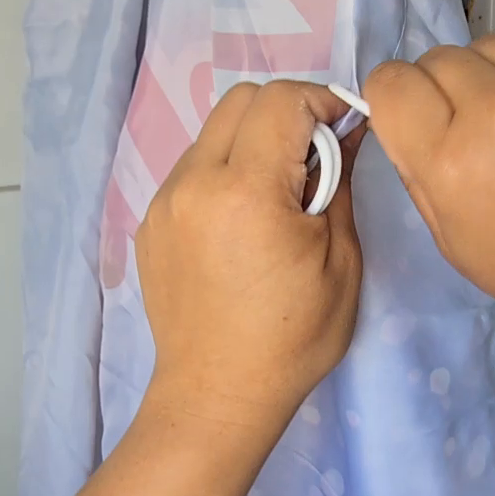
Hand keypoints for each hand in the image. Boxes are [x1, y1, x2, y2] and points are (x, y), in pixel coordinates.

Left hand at [136, 80, 365, 430]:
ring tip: (274, 195)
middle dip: (285, 112)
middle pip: (240, 101)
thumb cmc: (292, 339)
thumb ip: (340, 186)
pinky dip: (221, 174)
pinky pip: (191, 172)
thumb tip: (345, 136)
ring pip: (211, 134)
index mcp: (247, 190)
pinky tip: (239, 223)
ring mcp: (163, 203)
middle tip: (312, 159)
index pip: (282, 100)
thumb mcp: (341, 264)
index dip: (322, 101)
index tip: (344, 128)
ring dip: (250, 143)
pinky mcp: (149, 225)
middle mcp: (194, 183)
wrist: (217, 395)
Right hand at [363, 34, 494, 355]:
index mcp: (453, 158)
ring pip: (493, 45)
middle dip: (444, 90)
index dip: (396, 100)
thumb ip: (423, 174)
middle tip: (477, 131)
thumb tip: (414, 126)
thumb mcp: (458, 243)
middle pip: (438, 57)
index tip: (416, 121)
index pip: (390, 82)